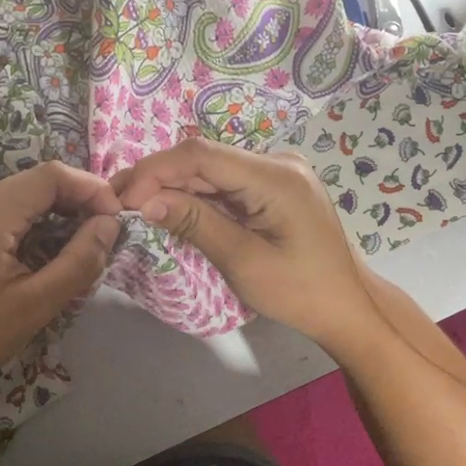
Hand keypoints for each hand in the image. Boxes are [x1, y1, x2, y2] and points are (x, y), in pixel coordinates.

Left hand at [0, 161, 122, 403]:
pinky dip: (37, 222)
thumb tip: (110, 224)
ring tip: (85, 243)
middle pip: (37, 180)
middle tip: (106, 233)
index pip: (50, 176)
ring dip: (59, 210)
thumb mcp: (37, 304)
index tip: (116, 221)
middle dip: (78, 199)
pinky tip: (53, 250)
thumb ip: (79, 261)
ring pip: (24, 195)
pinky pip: (9, 212)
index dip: (91, 189)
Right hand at [112, 138, 383, 348]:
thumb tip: (146, 202)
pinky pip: (223, 184)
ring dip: (170, 186)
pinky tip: (165, 207)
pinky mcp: (272, 189)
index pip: (200, 156)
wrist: (350, 309)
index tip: (123, 199)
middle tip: (115, 201)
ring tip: (131, 204)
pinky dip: (192, 195)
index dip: (155, 172)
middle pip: (203, 159)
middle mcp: (277, 163)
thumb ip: (195, 224)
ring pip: (209, 170)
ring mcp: (276, 174)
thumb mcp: (243, 261)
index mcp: (276, 177)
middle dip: (156, 178)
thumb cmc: (301, 292)